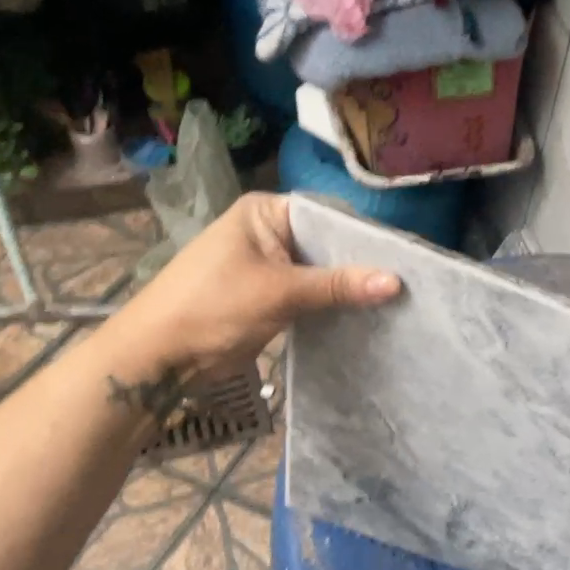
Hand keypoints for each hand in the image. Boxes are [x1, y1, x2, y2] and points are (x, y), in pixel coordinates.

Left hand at [100, 192, 401, 380]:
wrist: (158, 356)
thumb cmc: (212, 308)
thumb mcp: (280, 292)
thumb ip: (339, 285)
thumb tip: (397, 282)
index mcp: (264, 212)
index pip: (329, 214)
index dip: (367, 235)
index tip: (407, 256)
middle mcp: (270, 231)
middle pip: (330, 242)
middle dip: (363, 263)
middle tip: (410, 281)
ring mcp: (271, 264)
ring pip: (324, 270)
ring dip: (351, 286)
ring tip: (398, 299)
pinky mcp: (272, 295)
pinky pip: (314, 292)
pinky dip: (335, 302)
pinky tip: (368, 313)